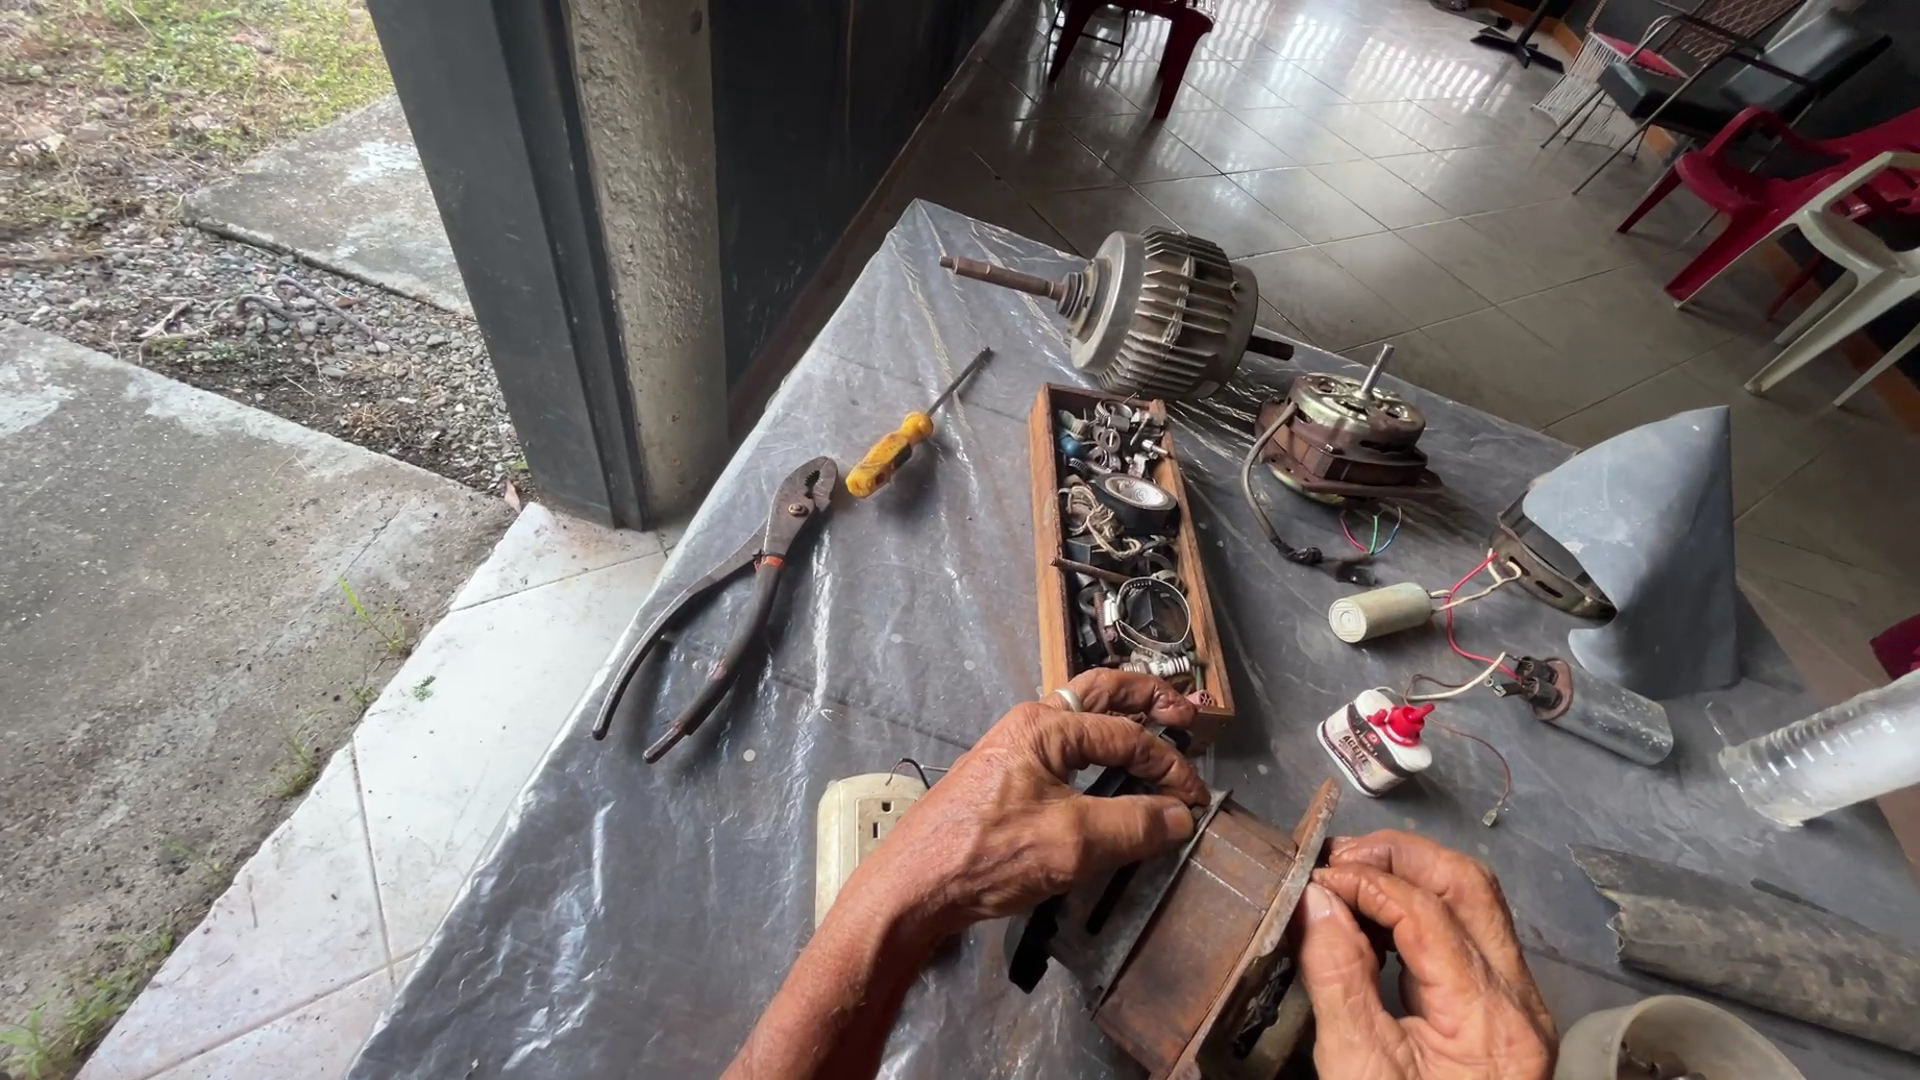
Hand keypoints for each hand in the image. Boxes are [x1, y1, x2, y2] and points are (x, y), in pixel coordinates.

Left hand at [854, 669, 1209, 939]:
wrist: (918, 882)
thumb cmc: (990, 853)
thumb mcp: (1072, 842)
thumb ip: (1132, 825)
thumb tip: (1181, 815)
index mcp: (1045, 725)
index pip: (1125, 735)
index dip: (1169, 765)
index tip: (1197, 798)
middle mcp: (1031, 722)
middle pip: (1100, 693)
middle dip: (1145, 696)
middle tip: (1185, 712)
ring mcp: (1017, 746)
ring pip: (1080, 716)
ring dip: (1121, 717)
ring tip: (1157, 725)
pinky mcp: (1010, 774)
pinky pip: (1065, 747)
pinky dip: (1098, 747)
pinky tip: (1109, 766)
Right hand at [1295, 830, 1555, 1079]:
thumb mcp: (1357, 1067)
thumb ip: (1336, 975)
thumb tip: (1313, 896)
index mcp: (1489, 1018)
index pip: (1425, 908)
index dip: (1361, 881)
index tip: (1310, 883)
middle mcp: (1519, 998)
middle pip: (1467, 883)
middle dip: (1394, 856)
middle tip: (1335, 865)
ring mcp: (1517, 1000)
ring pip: (1472, 895)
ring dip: (1406, 871)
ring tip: (1348, 880)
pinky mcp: (1500, 1004)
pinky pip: (1465, 923)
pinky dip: (1414, 899)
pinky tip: (1371, 916)